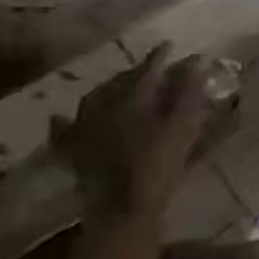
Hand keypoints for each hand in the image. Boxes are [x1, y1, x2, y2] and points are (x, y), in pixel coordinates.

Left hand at [55, 45, 219, 220]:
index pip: (147, 69)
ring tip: (119, 86)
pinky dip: (67, 120)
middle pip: (119, 81)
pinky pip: (67, 128)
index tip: (171, 45)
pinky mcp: (76, 152)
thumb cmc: (158, 168)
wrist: (120, 213)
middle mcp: (104, 108)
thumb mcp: (183, 129)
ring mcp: (85, 130)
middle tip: (150, 66)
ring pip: (94, 99)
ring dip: (109, 88)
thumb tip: (197, 63)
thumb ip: (190, 94)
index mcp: (132, 99)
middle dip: (136, 71)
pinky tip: (61, 118)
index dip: (160, 56)